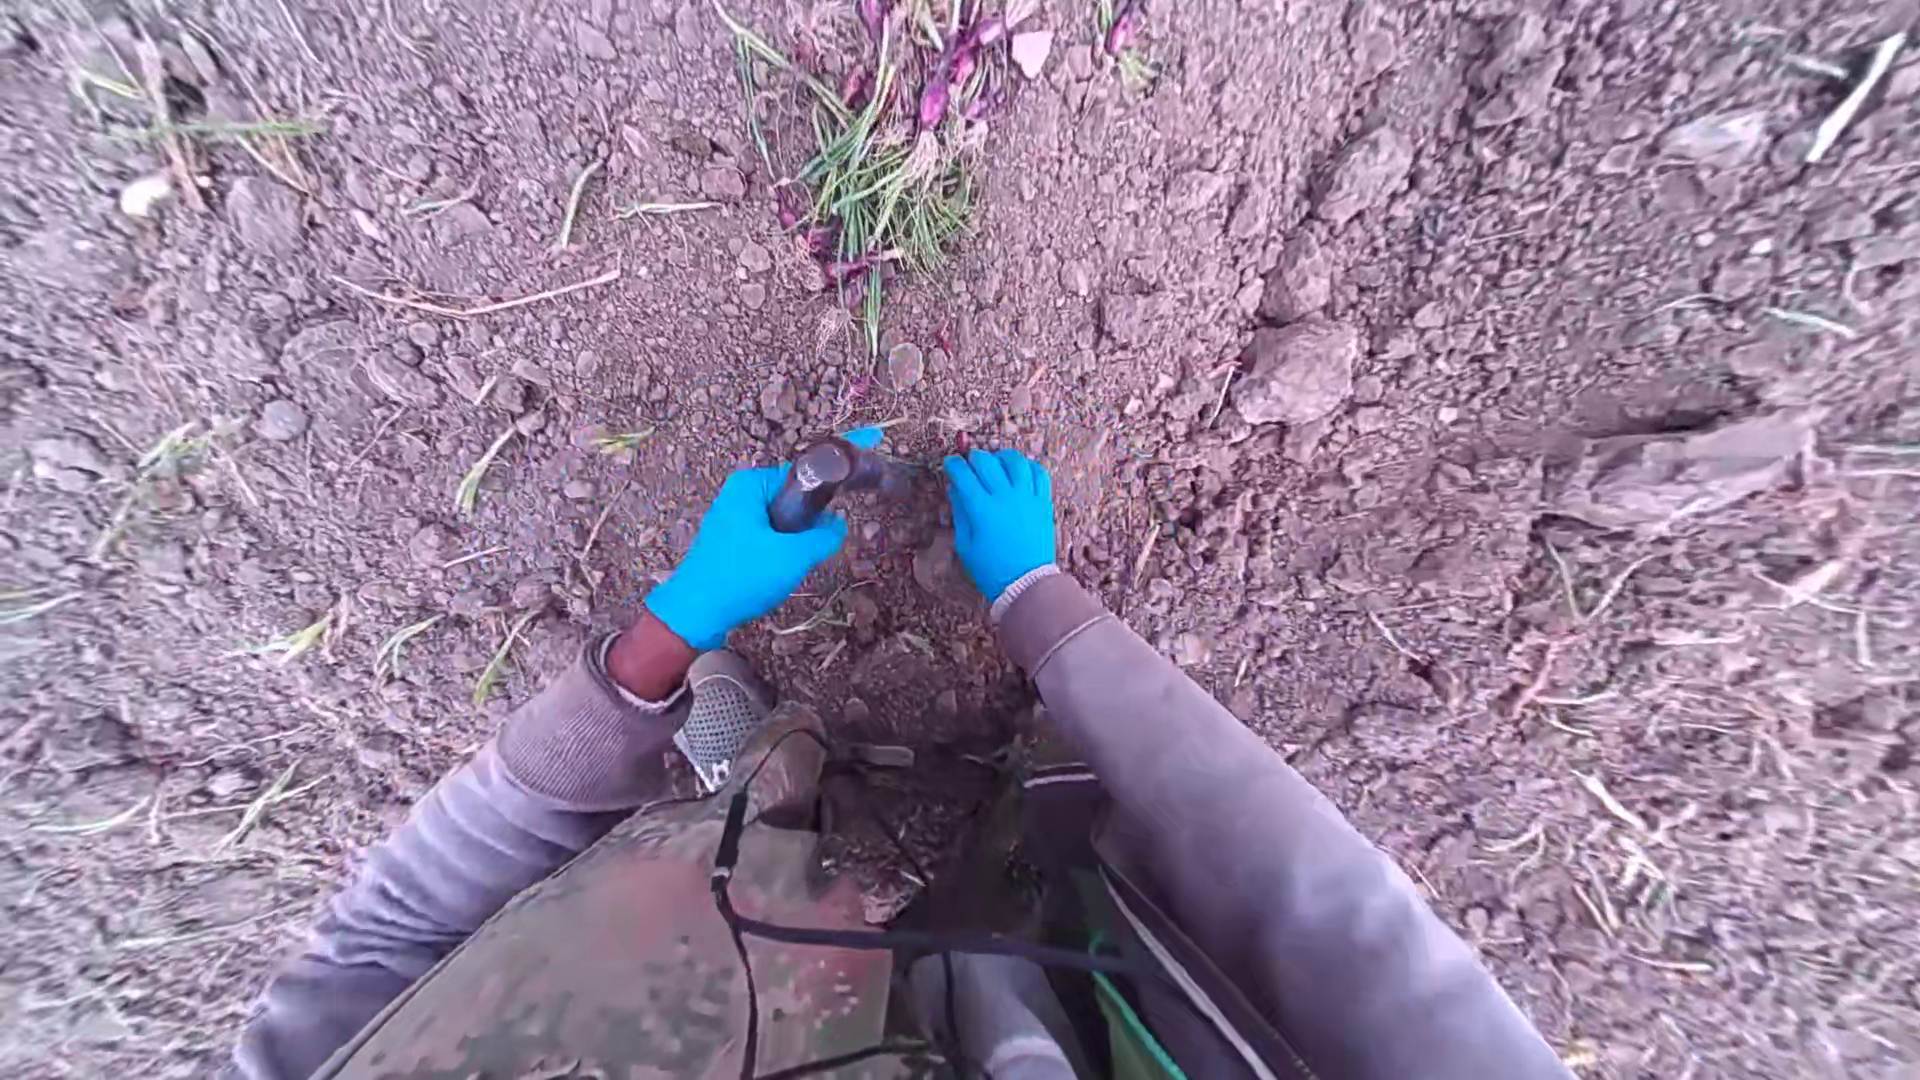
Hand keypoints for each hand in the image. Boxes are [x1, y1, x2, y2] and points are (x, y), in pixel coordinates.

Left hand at [646, 428, 881, 648]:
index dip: (841, 458)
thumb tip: (837, 525)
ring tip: (801, 559)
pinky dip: (789, 543)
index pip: (807, 464)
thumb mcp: (792, 556)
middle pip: (799, 491)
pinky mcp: (736, 538)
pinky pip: (774, 531)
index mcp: (752, 484)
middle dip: (818, 511)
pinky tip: (789, 566)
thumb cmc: (740, 577)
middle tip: (831, 534)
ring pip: (788, 515)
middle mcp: (743, 492)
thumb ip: (823, 537)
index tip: (873, 439)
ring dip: (803, 533)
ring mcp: (738, 516)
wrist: (695, 614)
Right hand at [942, 448, 1055, 600]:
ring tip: (996, 461)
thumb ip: (960, 514)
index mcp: (982, 509)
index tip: (950, 464)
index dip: (954, 465)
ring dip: (1002, 457)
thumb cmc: (992, 569)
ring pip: (1015, 462)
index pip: (964, 475)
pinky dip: (1028, 466)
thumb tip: (955, 489)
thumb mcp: (966, 545)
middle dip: (974, 458)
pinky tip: (1019, 470)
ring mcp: (1027, 498)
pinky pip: (1039, 474)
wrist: (1027, 583)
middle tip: (970, 463)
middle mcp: (1005, 497)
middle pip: (987, 462)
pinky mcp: (1043, 503)